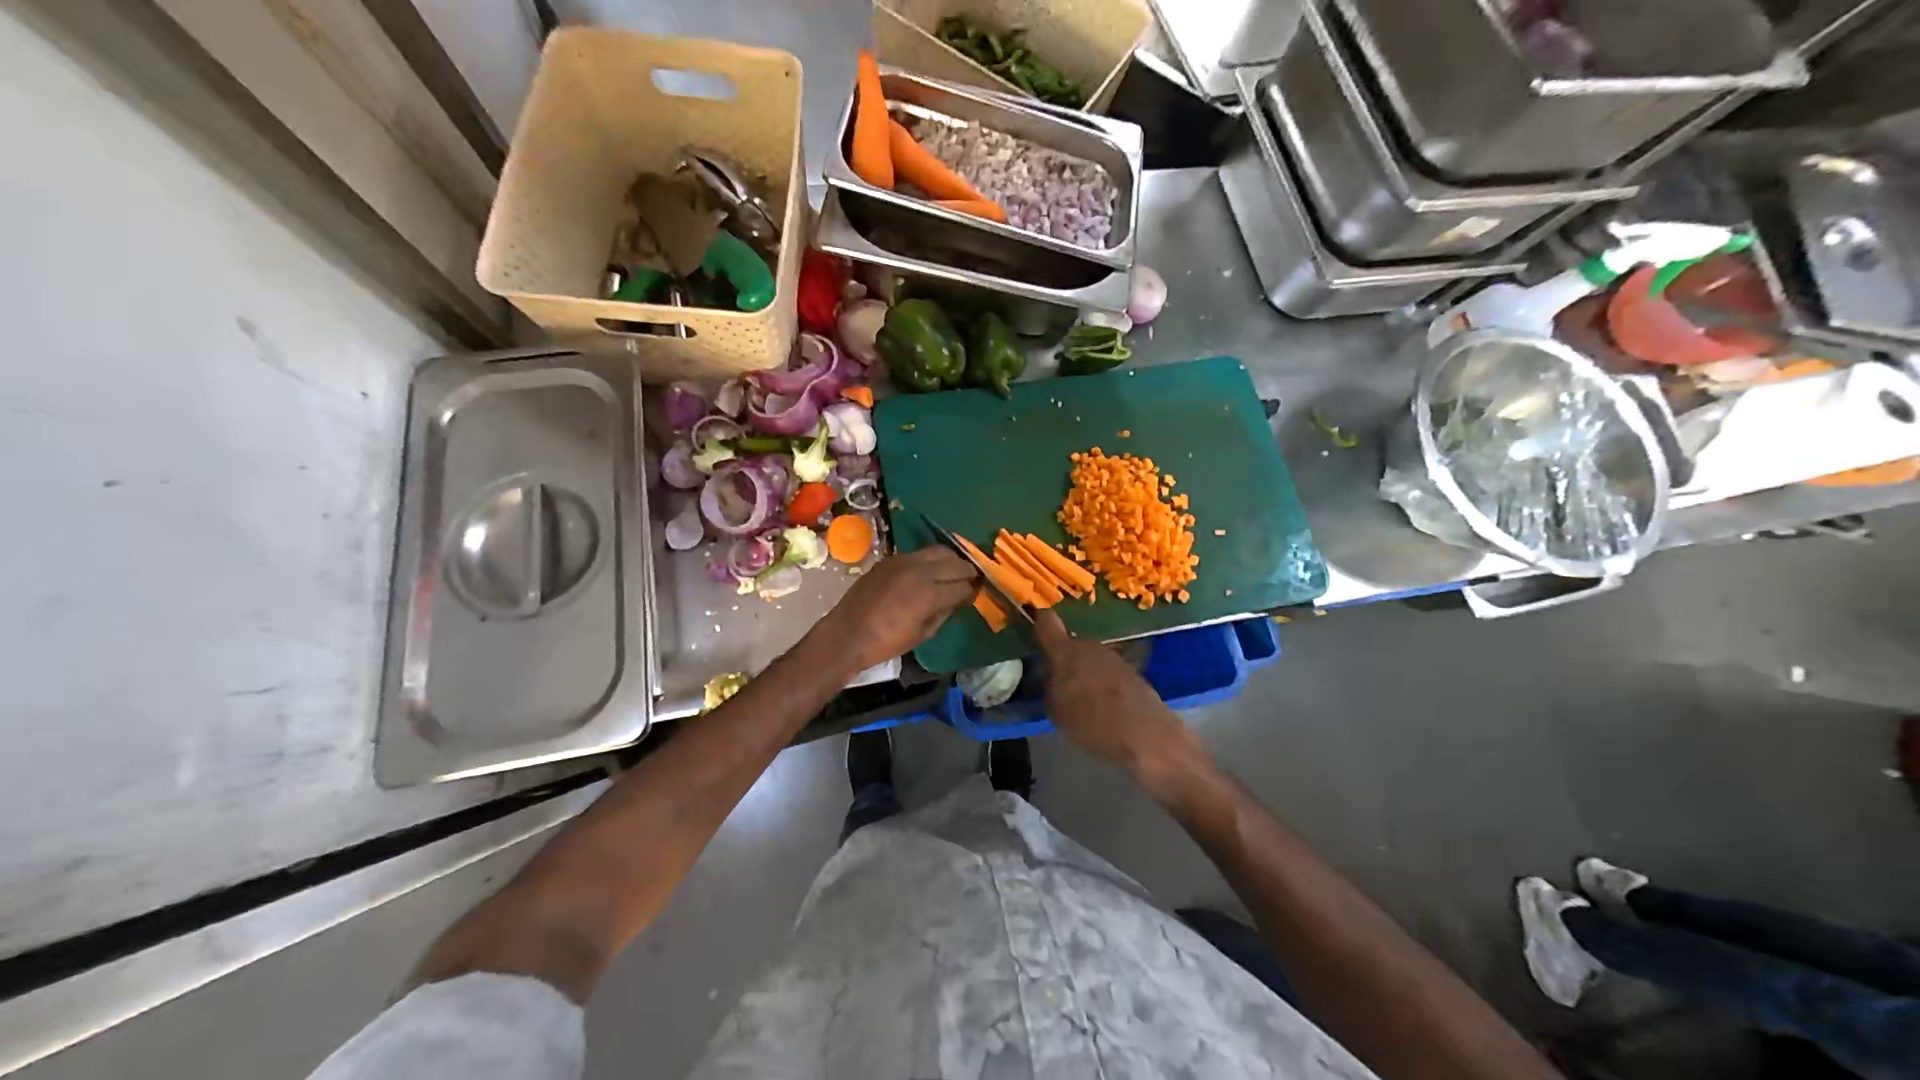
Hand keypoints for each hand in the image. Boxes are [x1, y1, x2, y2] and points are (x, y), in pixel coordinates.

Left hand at [817, 546, 977, 671]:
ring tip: (953, 571)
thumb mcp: (923, 633)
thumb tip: (958, 598)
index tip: (975, 595)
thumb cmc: (887, 642)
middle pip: (955, 562)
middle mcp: (920, 571)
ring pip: (938, 551)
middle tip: (970, 581)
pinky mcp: (890, 559)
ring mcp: (903, 561)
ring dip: (950, 560)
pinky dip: (930, 560)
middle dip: (967, 571)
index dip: (973, 591)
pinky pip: (918, 553)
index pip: (964, 585)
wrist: (848, 633)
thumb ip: (945, 612)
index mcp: (930, 594)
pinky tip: (929, 572)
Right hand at [1032, 610, 1203, 778]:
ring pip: (1090, 658)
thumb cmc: (1091, 722)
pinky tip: (1104, 705)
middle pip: (1070, 645)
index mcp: (1065, 652)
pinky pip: (1107, 671)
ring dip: (1084, 671)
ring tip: (1082, 699)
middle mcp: (1089, 646)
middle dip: (1063, 659)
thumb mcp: (1055, 710)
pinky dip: (1102, 682)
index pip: (1046, 623)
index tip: (1032, 620)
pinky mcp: (1131, 670)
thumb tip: (1050, 675)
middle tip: (1058, 682)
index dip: (1038, 619)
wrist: (1145, 733)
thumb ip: (1049, 686)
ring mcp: (1113, 656)